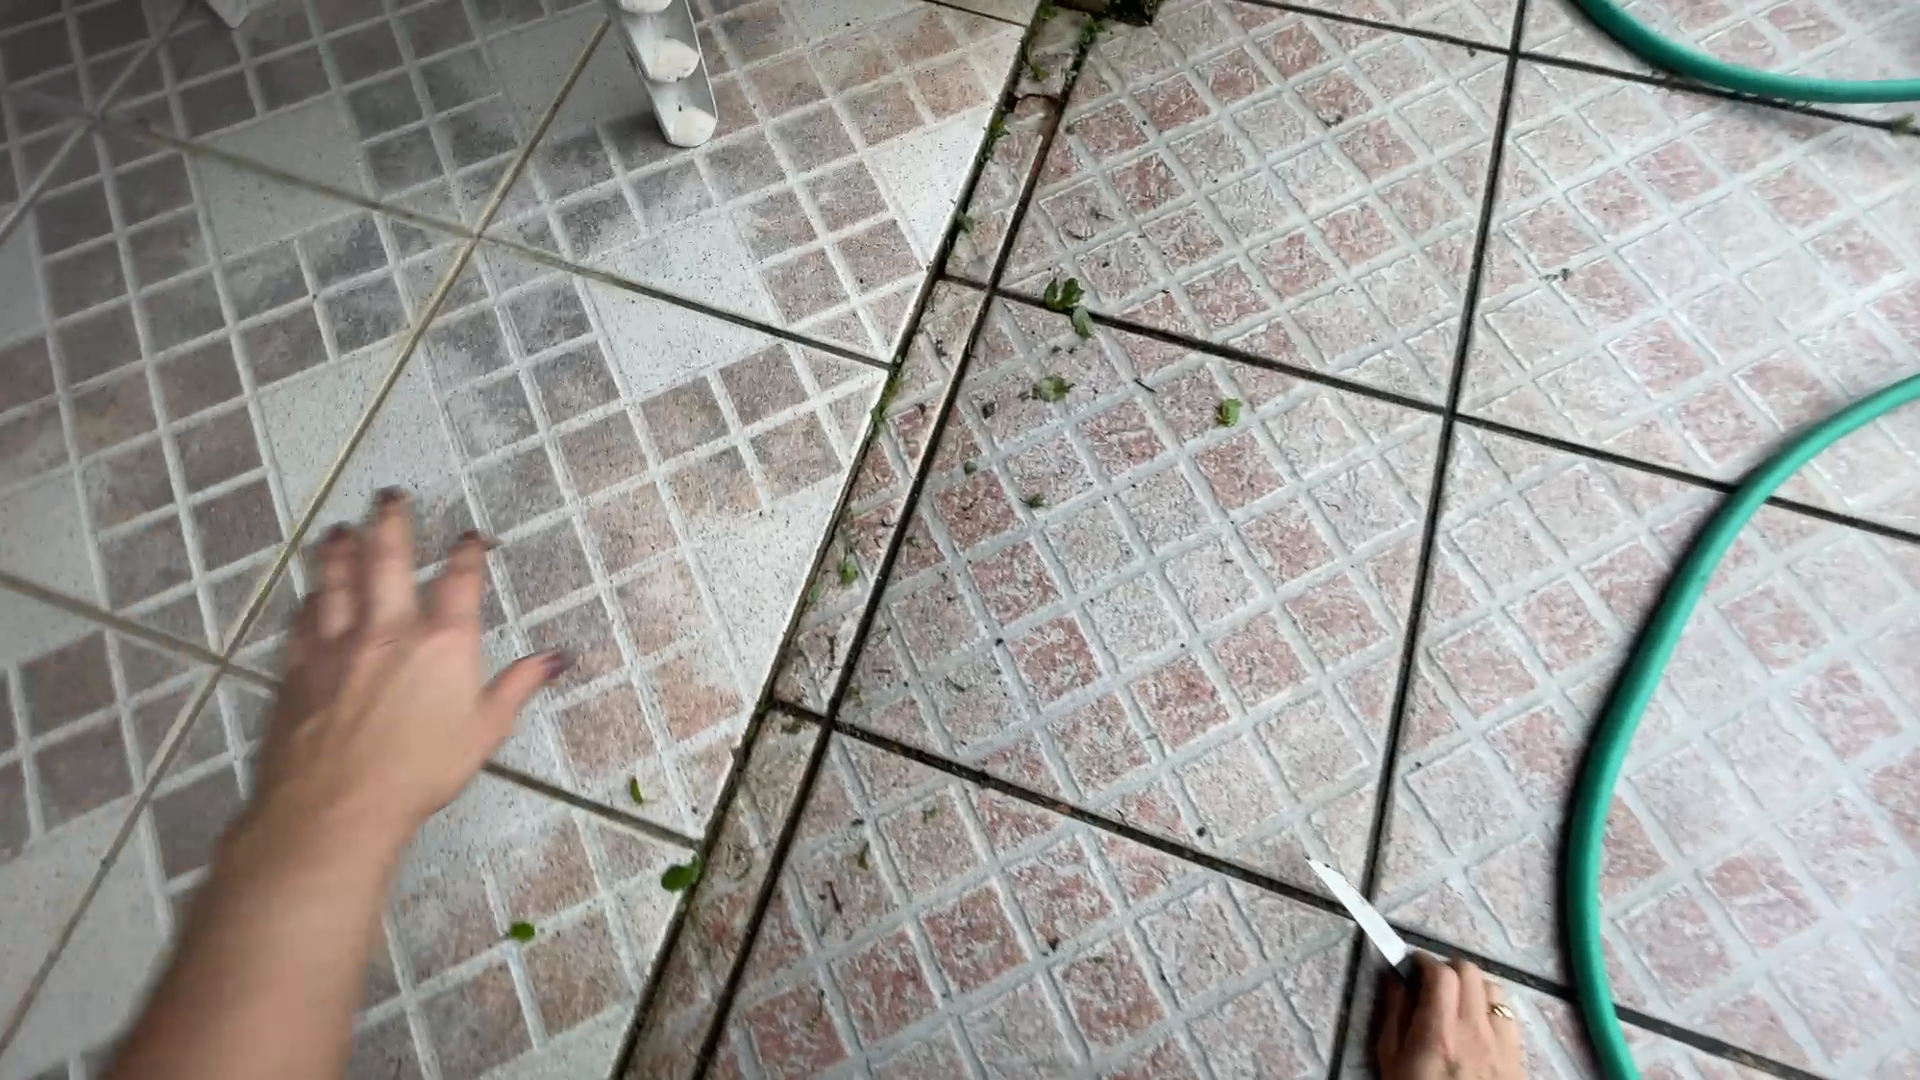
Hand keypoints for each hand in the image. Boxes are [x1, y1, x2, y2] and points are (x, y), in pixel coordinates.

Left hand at [247, 489, 560, 854]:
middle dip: (391, 524)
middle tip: (388, 495)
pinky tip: (310, 594)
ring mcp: (338, 646)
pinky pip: (304, 621)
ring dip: (340, 550)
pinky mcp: (299, 669)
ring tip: (341, 528)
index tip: (471, 535)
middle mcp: (390, 630)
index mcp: (445, 641)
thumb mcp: (488, 727)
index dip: (467, 552)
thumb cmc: (425, 767)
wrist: (335, 806)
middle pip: (387, 561)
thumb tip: (559, 657)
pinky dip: (311, 600)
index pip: (459, 580)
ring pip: (336, 582)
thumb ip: (520, 684)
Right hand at [1377, 953, 1525, 1079]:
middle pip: (1471, 973)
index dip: (1424, 960)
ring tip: (1458, 1002)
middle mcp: (1476, 1033)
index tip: (1411, 965)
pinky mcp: (1518, 1062)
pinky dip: (1492, 1011)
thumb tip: (1396, 979)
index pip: (1441, 973)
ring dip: (1473, 988)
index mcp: (1440, 1032)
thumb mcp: (1390, 1059)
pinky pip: (1509, 1019)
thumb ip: (1394, 1013)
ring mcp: (1503, 1048)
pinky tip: (1478, 1026)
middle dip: (1448, 968)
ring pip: (1495, 991)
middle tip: (1432, 981)